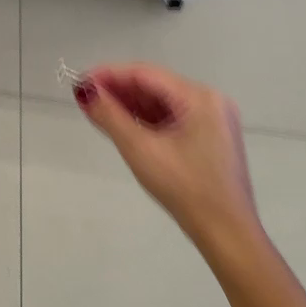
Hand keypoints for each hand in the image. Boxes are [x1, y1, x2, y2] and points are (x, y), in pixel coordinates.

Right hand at [78, 63, 262, 251]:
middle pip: (154, 85)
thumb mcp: (140, 149)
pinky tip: (123, 126)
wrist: (226, 233)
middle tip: (85, 99)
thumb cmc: (184, 187)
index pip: (145, 74)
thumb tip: (84, 91)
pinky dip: (145, 119)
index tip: (79, 82)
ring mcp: (212, 119)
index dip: (109, 75)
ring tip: (98, 112)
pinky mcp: (210, 136)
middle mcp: (210, 101)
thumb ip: (109, 115)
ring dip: (129, 105)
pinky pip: (171, 117)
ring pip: (161, 101)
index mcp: (199, 98)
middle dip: (118, 90)